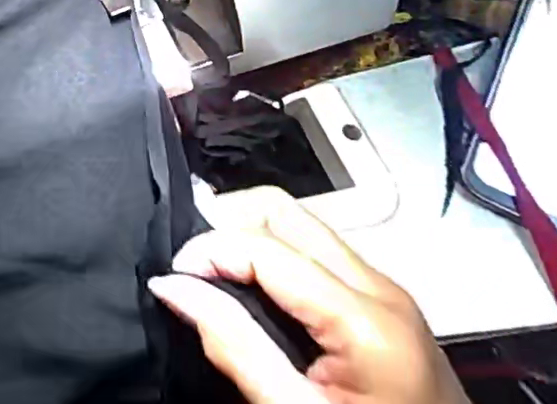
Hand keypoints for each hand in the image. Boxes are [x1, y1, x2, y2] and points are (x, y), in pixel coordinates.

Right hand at [148, 187, 466, 403]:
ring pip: (296, 221)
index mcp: (368, 323)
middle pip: (282, 210)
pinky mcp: (383, 302)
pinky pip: (313, 249)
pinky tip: (252, 288)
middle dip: (226, 224)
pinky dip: (271, 252)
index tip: (172, 277)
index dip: (207, 249)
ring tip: (216, 275)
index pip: (264, 246)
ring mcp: (386, 291)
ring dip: (247, 234)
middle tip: (193, 267)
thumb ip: (234, 346)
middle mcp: (381, 289)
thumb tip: (171, 286)